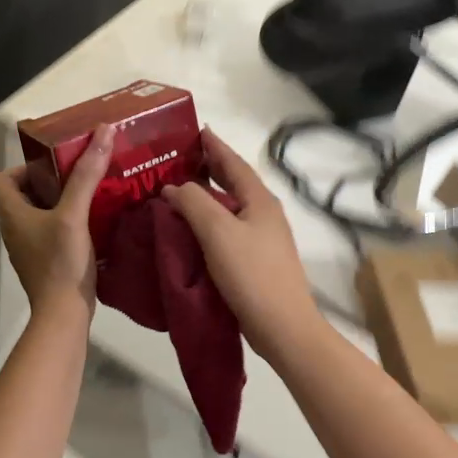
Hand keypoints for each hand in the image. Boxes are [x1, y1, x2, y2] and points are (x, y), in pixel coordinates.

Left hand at [0, 123, 115, 317]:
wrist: (64, 316)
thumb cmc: (60, 262)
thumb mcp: (74, 214)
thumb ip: (86, 174)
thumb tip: (103, 131)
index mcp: (11, 213)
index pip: (2, 179)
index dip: (24, 168)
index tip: (53, 166)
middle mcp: (14, 229)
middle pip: (24, 194)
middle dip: (50, 181)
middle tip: (79, 174)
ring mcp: (28, 248)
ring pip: (39, 213)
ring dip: (61, 201)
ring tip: (90, 192)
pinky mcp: (44, 262)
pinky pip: (50, 231)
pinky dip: (66, 222)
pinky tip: (93, 221)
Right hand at [162, 129, 320, 362]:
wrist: (283, 327)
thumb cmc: (252, 273)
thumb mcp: (217, 232)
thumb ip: (193, 202)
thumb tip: (174, 187)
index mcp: (259, 200)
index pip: (233, 162)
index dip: (213, 146)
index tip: (194, 130)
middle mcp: (263, 213)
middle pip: (233, 181)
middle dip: (208, 168)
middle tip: (178, 158)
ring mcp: (262, 237)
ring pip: (230, 206)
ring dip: (206, 195)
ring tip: (177, 190)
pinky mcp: (256, 260)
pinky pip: (227, 228)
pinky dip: (208, 219)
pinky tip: (190, 227)